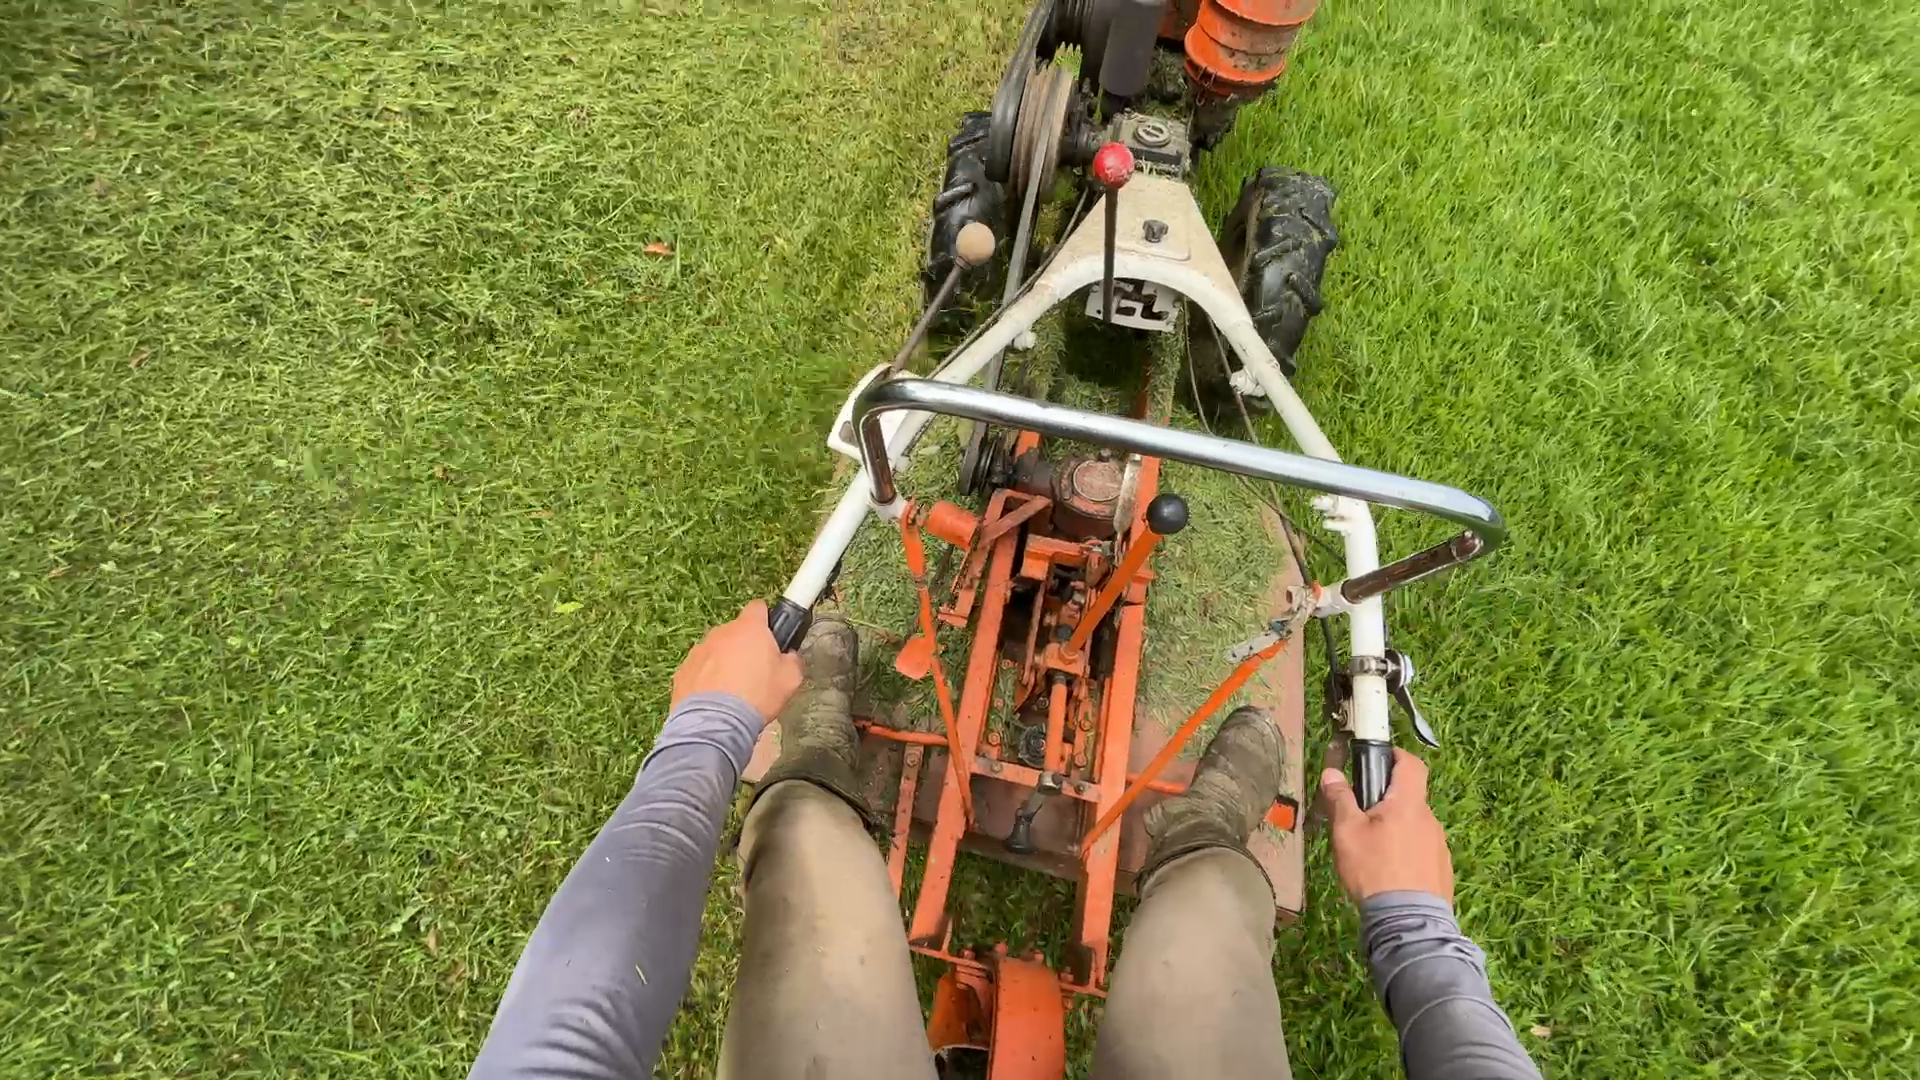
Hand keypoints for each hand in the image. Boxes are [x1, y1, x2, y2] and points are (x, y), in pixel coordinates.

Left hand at [670, 600, 803, 723]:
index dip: (767, 620)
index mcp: (750, 628)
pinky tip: (716, 701)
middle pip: (736, 631)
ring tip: (733, 691)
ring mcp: (699, 651)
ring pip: (717, 650)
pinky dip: (707, 679)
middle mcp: (721, 632)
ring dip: (725, 662)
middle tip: (756, 672)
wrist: (714, 724)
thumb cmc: (757, 696)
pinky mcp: (682, 671)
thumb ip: (792, 660)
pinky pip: (700, 669)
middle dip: (745, 646)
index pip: (758, 608)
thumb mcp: (791, 679)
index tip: (772, 637)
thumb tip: (788, 656)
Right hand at [1320, 749, 1453, 905]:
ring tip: (1369, 846)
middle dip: (1384, 798)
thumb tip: (1332, 773)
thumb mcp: (1347, 831)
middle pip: (1408, 797)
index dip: (1396, 755)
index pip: (1412, 765)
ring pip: (1413, 823)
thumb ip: (1340, 798)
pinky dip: (1404, 848)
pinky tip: (1386, 867)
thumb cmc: (1374, 868)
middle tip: (1357, 812)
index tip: (1376, 757)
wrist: (1408, 923)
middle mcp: (1429, 820)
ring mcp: (1438, 846)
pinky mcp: (1441, 869)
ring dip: (1393, 825)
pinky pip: (1420, 847)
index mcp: (1407, 805)